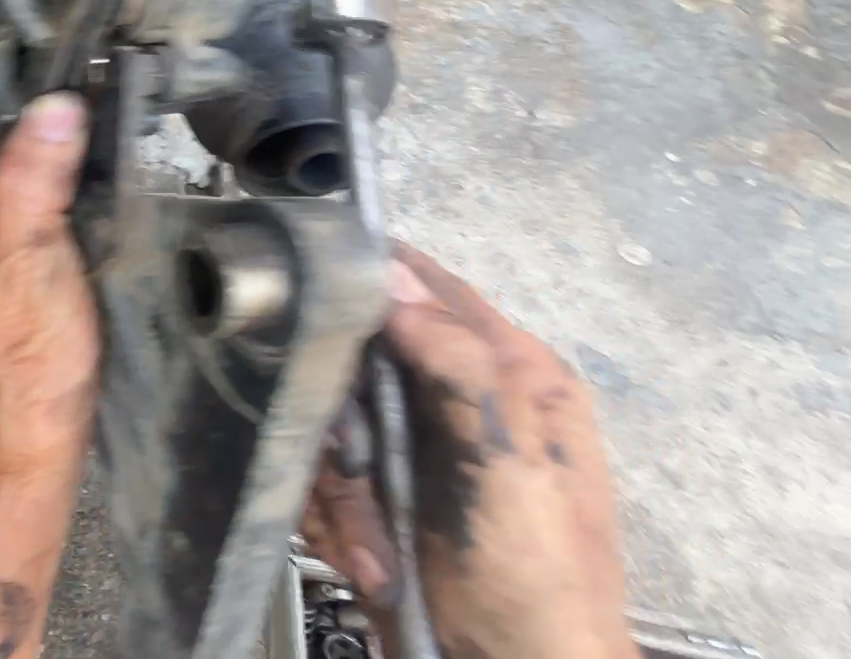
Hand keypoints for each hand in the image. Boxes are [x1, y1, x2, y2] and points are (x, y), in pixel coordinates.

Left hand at [0, 79, 97, 658]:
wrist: (29, 435)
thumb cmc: (27, 356)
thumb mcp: (33, 259)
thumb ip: (35, 180)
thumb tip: (53, 104)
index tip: (27, 49)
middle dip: (13, 103)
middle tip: (69, 72)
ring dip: (33, 138)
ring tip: (85, 107)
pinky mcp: (3, 265)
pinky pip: (18, 200)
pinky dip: (46, 175)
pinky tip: (84, 168)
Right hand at [302, 244, 635, 658]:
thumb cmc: (532, 577)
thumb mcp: (511, 465)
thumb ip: (460, 363)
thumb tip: (388, 272)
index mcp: (508, 372)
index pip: (429, 285)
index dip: (371, 282)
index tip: (319, 305)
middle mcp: (454, 396)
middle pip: (357, 356)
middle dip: (343, 421)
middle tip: (354, 467)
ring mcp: (411, 442)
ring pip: (328, 415)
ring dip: (337, 486)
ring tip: (370, 541)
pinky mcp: (377, 485)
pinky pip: (319, 466)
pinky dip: (330, 513)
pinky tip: (364, 553)